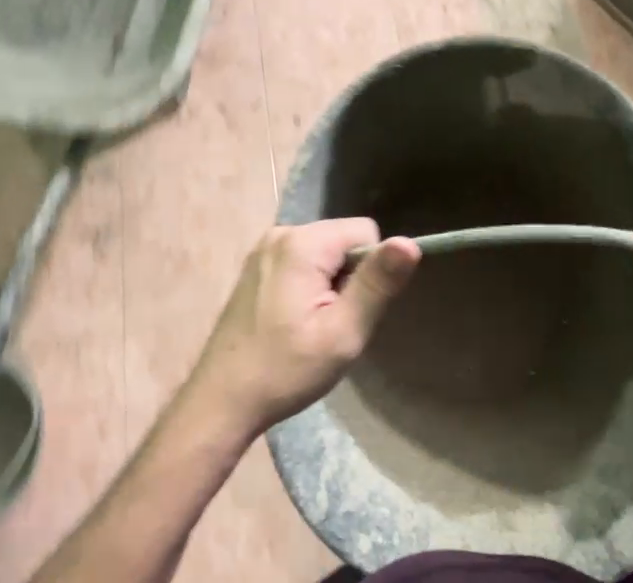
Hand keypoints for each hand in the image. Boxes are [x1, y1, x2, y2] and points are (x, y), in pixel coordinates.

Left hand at [188, 218, 420, 435]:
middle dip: (348, 278)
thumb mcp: (343, 332)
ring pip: (323, 253)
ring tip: (311, 327)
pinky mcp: (255, 267)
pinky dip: (308, 287)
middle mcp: (280, 233)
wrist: (222, 400)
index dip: (370, 272)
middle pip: (342, 240)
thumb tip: (410, 243)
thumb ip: (377, 283)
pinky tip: (293, 323)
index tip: (350, 311)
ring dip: (329, 285)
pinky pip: (301, 263)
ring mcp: (263, 249)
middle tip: (330, 325)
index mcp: (302, 242)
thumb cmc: (286, 369)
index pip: (366, 232)